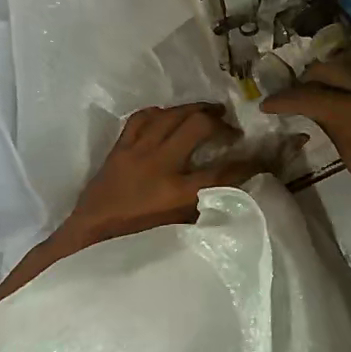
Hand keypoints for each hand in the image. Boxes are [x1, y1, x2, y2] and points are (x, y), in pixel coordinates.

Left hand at [51, 103, 265, 252]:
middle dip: (221, 124)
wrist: (88, 239)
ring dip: (194, 110)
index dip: (249, 163)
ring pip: (171, 114)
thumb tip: (231, 190)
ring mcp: (136, 151)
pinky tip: (170, 115)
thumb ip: (204, 208)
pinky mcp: (119, 147)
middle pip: (198, 126)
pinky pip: (142, 117)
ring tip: (209, 112)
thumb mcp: (178, 230)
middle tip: (231, 131)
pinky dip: (160, 112)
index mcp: (176, 193)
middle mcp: (158, 164)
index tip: (262, 159)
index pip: (223, 171)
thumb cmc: (136, 241)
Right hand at [260, 48, 350, 211]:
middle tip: (295, 93)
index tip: (267, 104)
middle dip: (306, 79)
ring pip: (350, 55)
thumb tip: (317, 112)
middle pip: (327, 67)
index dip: (284, 100)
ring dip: (331, 66)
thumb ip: (334, 129)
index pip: (308, 95)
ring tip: (322, 81)